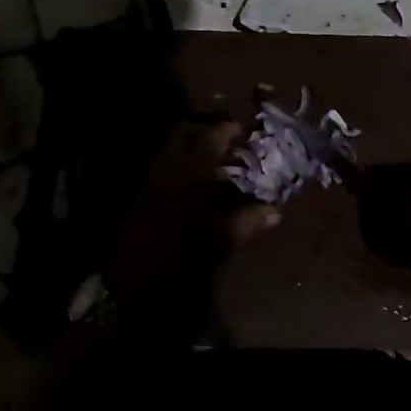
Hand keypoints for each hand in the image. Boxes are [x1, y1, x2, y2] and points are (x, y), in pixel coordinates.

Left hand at [107, 121, 276, 339]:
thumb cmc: (182, 258)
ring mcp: (150, 181)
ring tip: (207, 159)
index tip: (241, 128)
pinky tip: (189, 184)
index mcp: (191, 174)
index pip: (210, 139)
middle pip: (180, 134)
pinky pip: (160, 169)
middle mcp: (168, 170)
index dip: (226, 129)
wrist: (135, 282)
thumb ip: (248, 222)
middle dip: (200, 130)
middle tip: (220, 138)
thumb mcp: (221, 241)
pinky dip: (176, 167)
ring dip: (187, 148)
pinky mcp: (140, 197)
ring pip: (168, 150)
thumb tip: (275, 211)